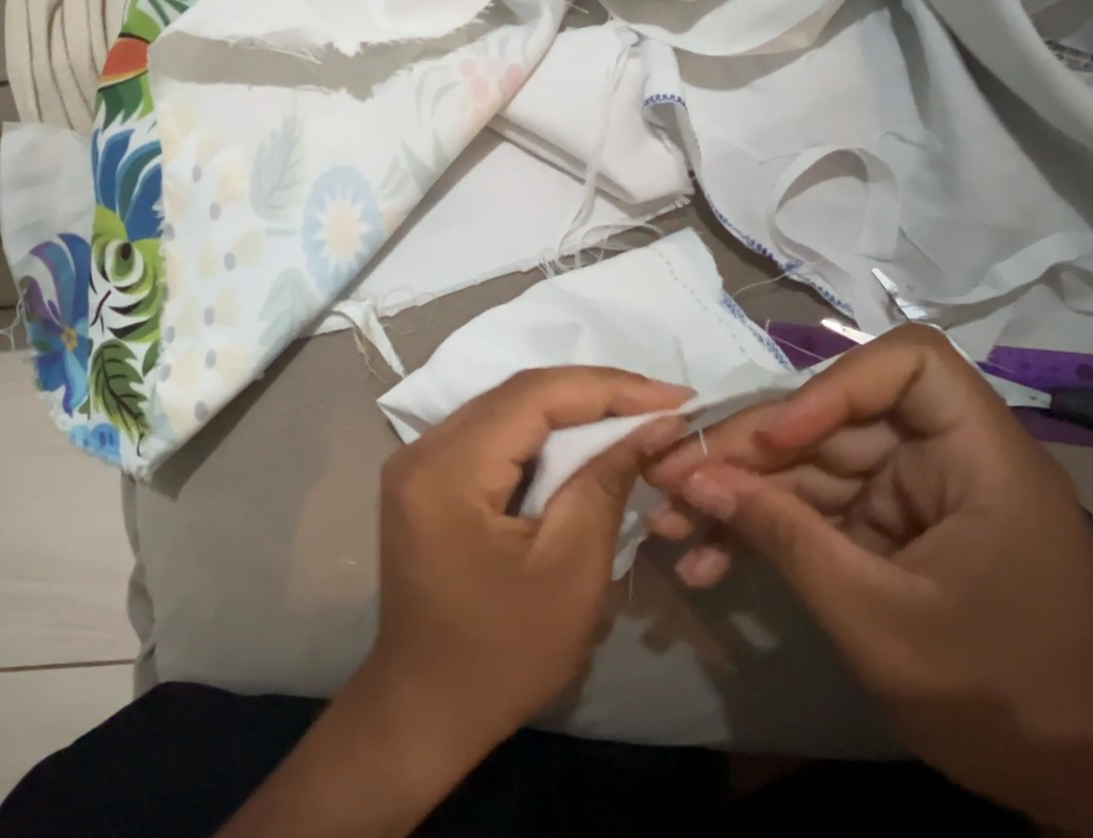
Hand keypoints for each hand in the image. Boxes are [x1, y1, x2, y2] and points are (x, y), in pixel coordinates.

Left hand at [371, 366, 690, 746]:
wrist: (428, 705)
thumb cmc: (504, 653)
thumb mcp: (570, 568)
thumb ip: (606, 481)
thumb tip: (655, 422)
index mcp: (446, 470)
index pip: (534, 396)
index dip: (610, 387)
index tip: (678, 397)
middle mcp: (419, 451)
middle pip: (515, 396)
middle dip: (594, 395)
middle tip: (665, 407)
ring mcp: (414, 465)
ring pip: (502, 412)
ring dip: (569, 413)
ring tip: (636, 419)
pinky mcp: (422, 481)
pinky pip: (488, 438)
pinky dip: (539, 438)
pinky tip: (584, 445)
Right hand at [644, 325, 1092, 836]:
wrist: (1074, 782)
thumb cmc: (997, 695)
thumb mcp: (874, 617)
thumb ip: (783, 537)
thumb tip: (694, 478)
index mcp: (980, 462)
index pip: (909, 366)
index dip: (832, 387)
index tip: (774, 439)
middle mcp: (944, 464)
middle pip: (831, 422)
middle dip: (746, 453)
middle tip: (670, 483)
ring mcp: (912, 501)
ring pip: (808, 469)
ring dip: (738, 496)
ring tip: (671, 527)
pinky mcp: (887, 537)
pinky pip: (813, 514)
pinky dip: (762, 533)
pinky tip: (707, 561)